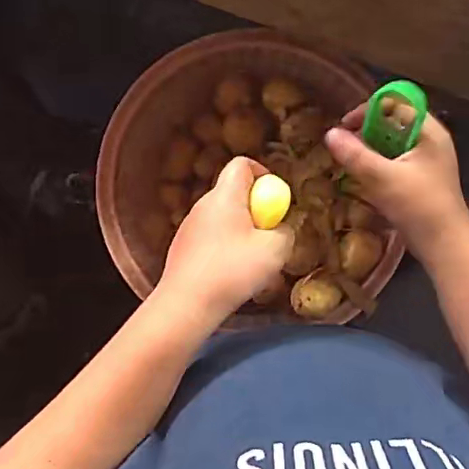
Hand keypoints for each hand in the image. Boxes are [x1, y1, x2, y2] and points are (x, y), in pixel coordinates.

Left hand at [156, 157, 295, 324]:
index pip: (242, 164)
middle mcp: (203, 204)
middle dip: (256, 210)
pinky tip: (229, 274)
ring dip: (242, 231)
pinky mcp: (183, 246)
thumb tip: (281, 228)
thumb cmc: (232, 272)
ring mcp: (190, 225)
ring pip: (224, 217)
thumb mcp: (276, 250)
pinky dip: (225, 248)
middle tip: (268, 236)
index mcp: (224, 196)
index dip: (264, 174)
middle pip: (235, 192)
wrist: (186, 304)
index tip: (275, 201)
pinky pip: (212, 236)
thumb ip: (285, 231)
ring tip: (250, 261)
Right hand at [324, 107, 468, 255]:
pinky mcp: (422, 178)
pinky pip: (396, 160)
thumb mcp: (382, 178)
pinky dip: (379, 164)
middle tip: (345, 148)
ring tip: (352, 164)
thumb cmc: (418, 206)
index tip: (345, 128)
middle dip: (366, 131)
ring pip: (393, 142)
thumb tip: (329, 134)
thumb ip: (354, 154)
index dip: (368, 110)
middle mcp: (430, 140)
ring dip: (370, 149)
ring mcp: (428, 160)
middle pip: (393, 121)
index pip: (395, 103)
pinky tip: (366, 179)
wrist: (446, 245)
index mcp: (428, 131)